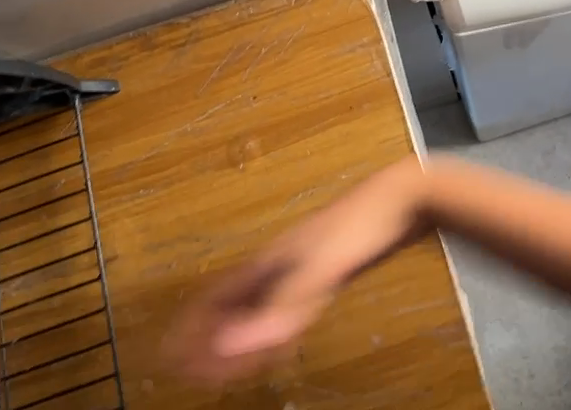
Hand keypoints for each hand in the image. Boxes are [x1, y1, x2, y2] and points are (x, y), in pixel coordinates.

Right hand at [165, 157, 430, 382]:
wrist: (401, 198)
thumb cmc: (359, 226)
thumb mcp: (319, 272)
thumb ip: (280, 311)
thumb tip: (229, 346)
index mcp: (269, 261)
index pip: (216, 297)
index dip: (191, 327)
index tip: (169, 357)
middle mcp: (279, 264)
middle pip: (234, 305)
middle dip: (210, 338)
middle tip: (191, 372)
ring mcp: (303, 267)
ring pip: (259, 308)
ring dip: (240, 337)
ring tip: (224, 364)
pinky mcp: (327, 272)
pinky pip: (287, 307)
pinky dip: (273, 328)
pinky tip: (278, 339)